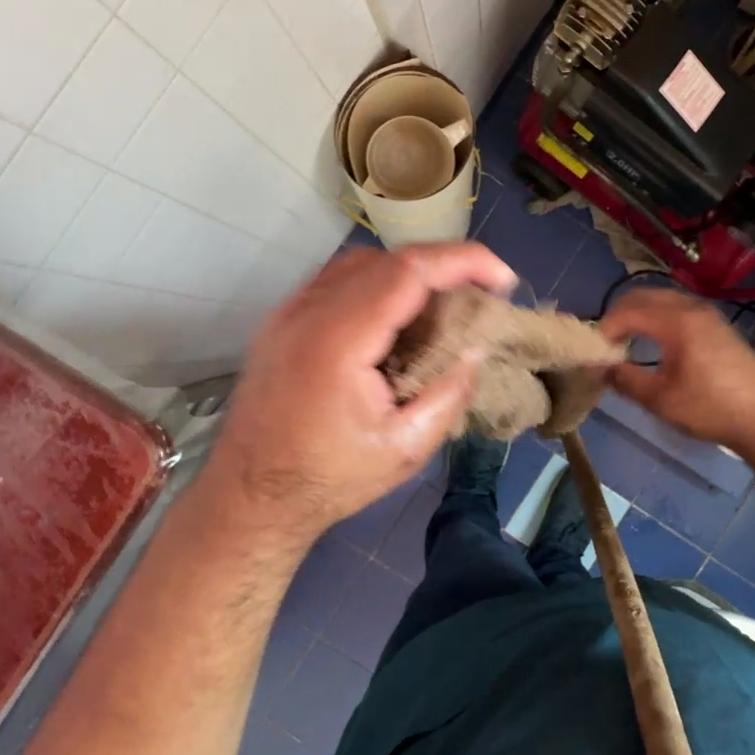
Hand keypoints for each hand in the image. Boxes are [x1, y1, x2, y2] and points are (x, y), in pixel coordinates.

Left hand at [204, 242, 515, 542]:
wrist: (251, 495)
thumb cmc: (330, 479)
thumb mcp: (405, 448)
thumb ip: (448, 392)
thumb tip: (478, 346)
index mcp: (338, 341)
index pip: (408, 270)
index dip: (463, 262)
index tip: (503, 280)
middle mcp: (308, 311)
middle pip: (387, 259)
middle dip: (443, 267)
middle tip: (481, 297)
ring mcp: (288, 312)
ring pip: (360, 263)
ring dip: (410, 273)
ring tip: (445, 304)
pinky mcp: (282, 321)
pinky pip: (337, 280)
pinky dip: (378, 284)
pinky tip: (399, 316)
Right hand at [599, 288, 754, 452]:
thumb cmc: (711, 408)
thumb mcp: (660, 399)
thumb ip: (625, 380)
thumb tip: (600, 369)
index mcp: (677, 321)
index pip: (628, 310)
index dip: (605, 327)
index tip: (593, 351)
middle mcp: (693, 308)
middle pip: (645, 296)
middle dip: (619, 315)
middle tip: (606, 343)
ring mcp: (709, 315)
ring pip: (663, 300)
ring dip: (640, 314)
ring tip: (627, 343)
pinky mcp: (719, 326)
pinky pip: (679, 309)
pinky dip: (659, 318)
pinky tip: (656, 345)